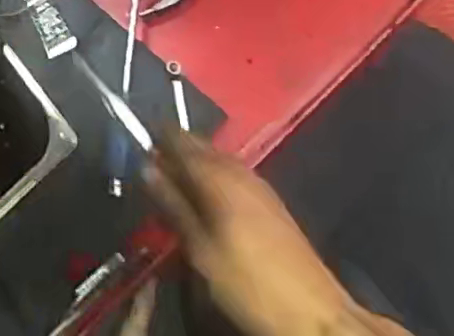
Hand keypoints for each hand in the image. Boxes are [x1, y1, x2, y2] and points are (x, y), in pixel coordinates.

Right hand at [144, 133, 408, 335]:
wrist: (319, 318)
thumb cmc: (250, 283)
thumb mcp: (200, 249)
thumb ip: (171, 203)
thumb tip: (145, 167)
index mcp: (214, 173)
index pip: (175, 136)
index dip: (152, 137)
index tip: (135, 148)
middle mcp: (235, 167)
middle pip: (196, 144)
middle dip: (171, 151)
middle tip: (152, 174)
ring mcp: (256, 182)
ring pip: (213, 158)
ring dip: (192, 166)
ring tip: (175, 191)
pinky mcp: (270, 200)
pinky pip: (230, 173)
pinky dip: (211, 178)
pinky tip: (206, 202)